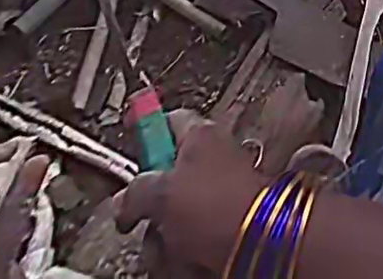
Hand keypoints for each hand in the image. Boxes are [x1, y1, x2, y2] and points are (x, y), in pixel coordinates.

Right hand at [115, 112, 267, 276]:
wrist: (260, 243)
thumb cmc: (214, 205)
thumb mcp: (162, 193)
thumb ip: (135, 193)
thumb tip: (122, 203)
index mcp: (199, 135)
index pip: (166, 120)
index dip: (146, 127)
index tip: (129, 131)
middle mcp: (210, 158)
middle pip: (165, 177)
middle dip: (151, 206)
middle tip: (146, 220)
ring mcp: (218, 193)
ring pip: (175, 214)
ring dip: (164, 238)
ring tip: (168, 251)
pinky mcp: (225, 226)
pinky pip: (192, 238)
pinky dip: (184, 254)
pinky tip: (186, 262)